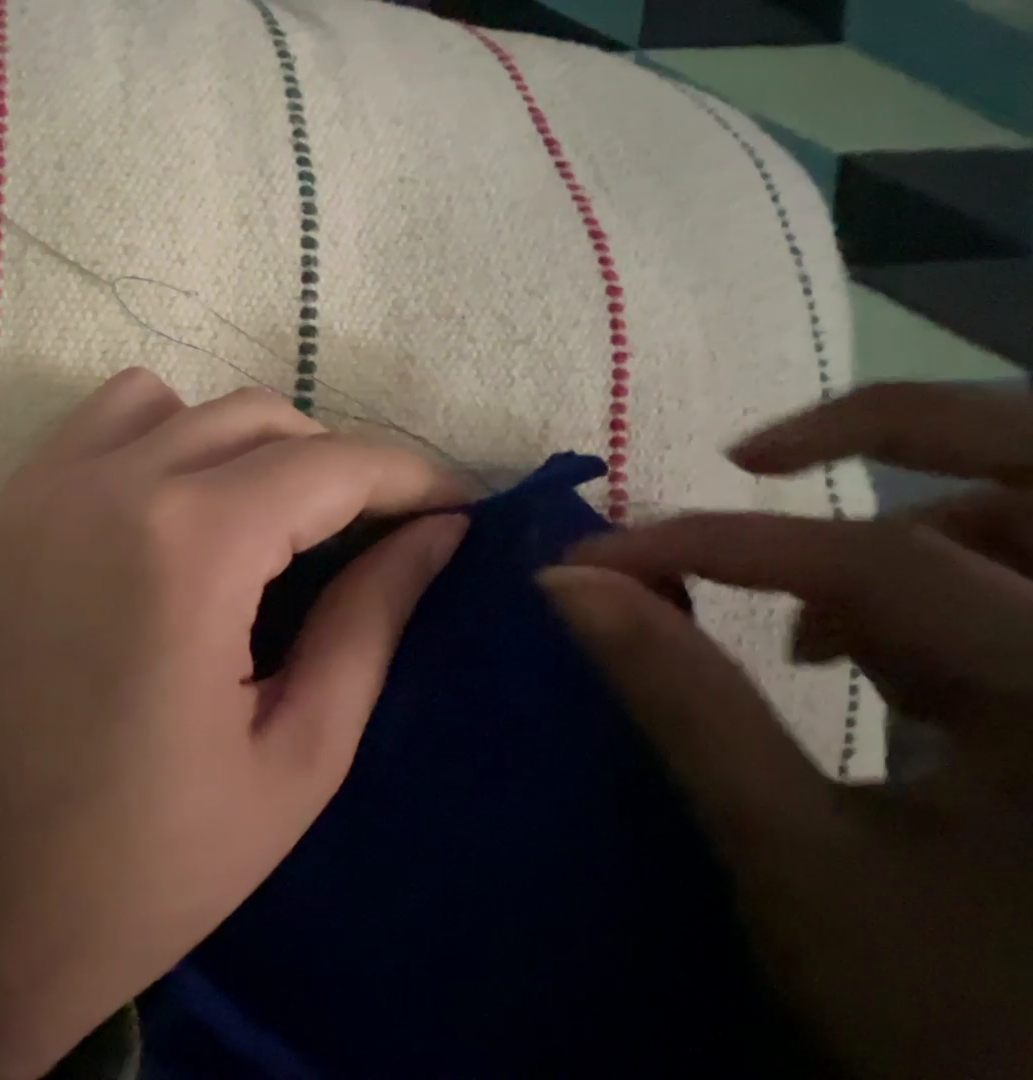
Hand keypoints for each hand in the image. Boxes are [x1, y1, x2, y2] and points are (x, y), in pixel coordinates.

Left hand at [0, 369, 466, 1078]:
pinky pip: (67, 457)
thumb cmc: (156, 861)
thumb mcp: (298, 753)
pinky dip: (129, 468)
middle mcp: (92, 491)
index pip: (326, 462)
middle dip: (319, 458)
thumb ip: (370, 622)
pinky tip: (143, 549)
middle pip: (242, 416)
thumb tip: (434, 534)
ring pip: (145, 409)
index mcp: (187, 547)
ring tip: (243, 524)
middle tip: (353, 530)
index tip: (449, 508)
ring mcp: (14, 505)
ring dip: (215, 443)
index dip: (405, 476)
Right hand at [539, 382, 1032, 1079]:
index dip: (711, 545)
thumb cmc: (937, 1004)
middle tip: (749, 453)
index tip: (593, 559)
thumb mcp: (788, 851)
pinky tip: (861, 659)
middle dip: (888, 428)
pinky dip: (950, 582)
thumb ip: (682, 702)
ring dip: (916, 521)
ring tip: (806, 614)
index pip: (874, 561)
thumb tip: (569, 587)